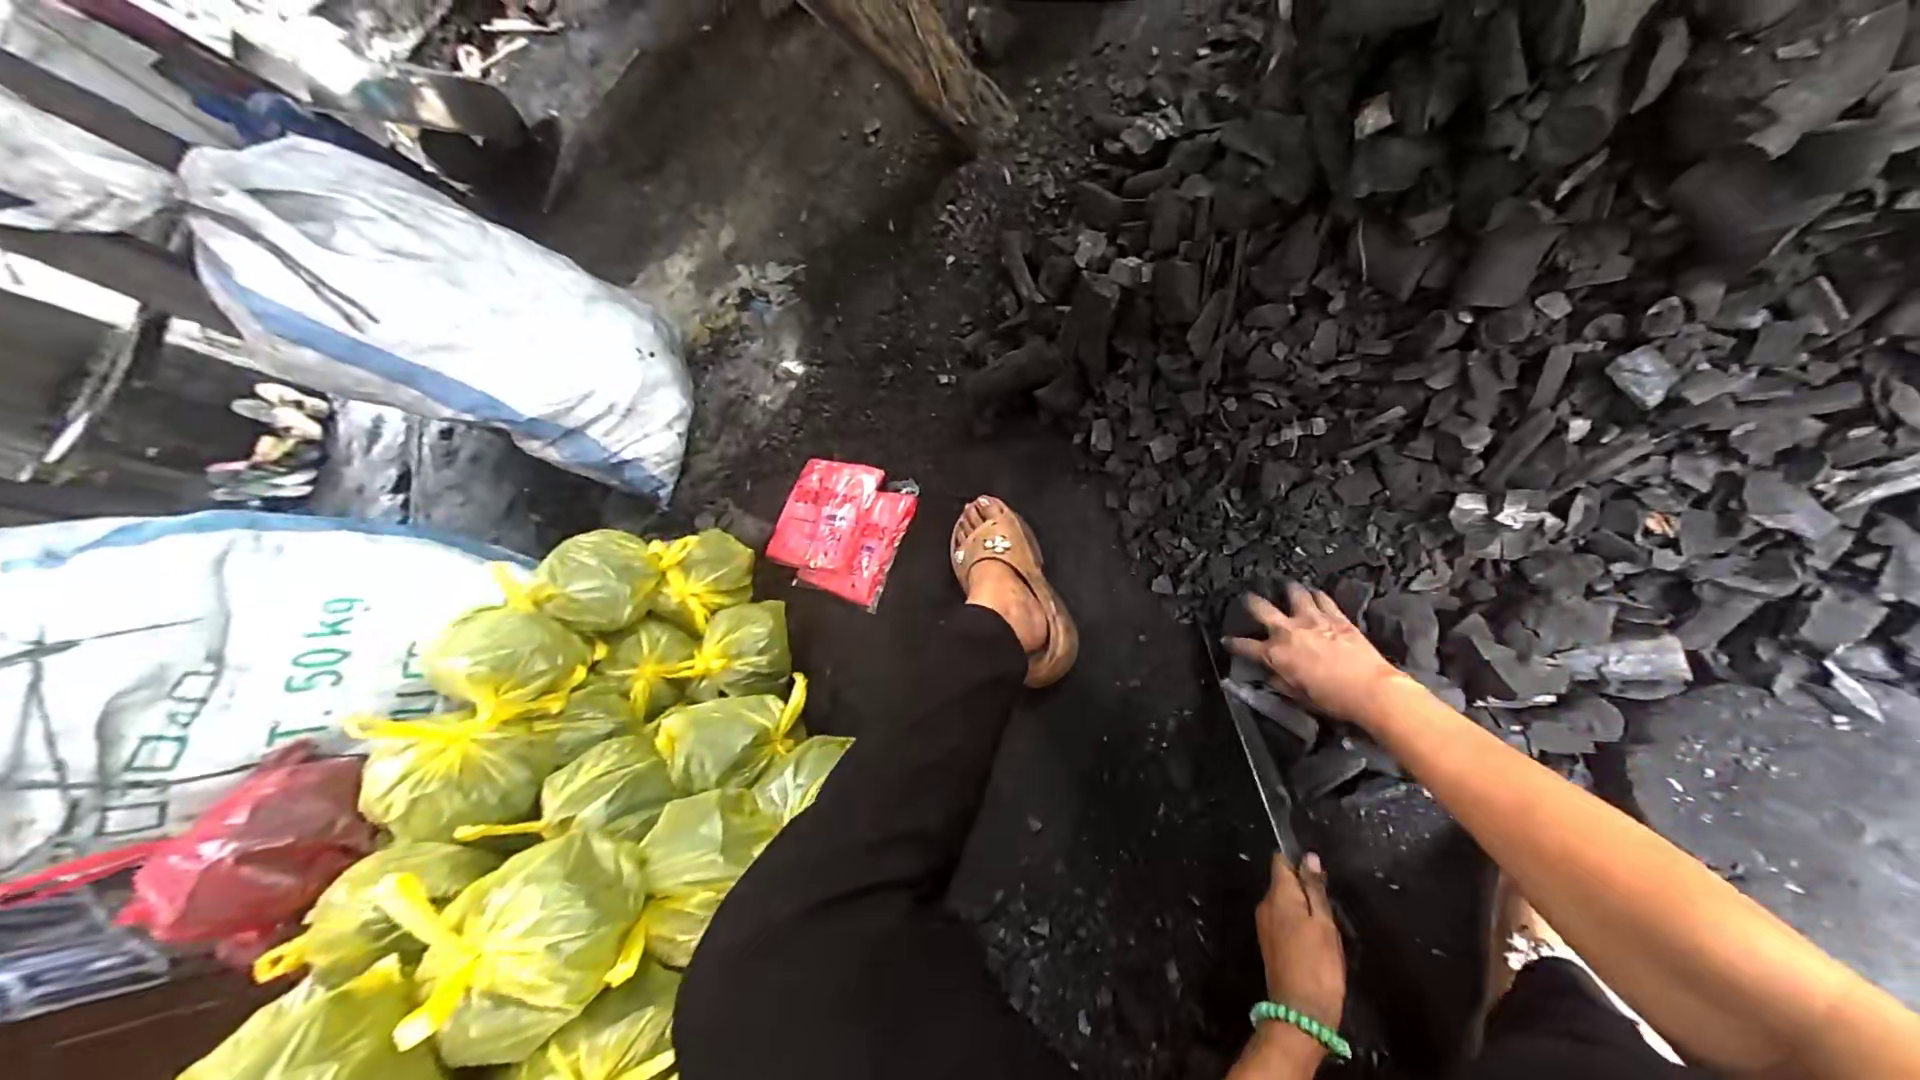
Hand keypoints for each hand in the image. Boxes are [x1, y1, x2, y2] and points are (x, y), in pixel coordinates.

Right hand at [1226, 584, 1407, 726]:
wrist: (1371, 690)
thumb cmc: (1333, 699)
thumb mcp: (1297, 696)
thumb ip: (1279, 681)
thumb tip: (1272, 675)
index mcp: (1275, 654)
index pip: (1244, 646)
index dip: (1232, 643)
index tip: (1227, 641)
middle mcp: (1288, 632)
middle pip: (1261, 608)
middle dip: (1250, 602)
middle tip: (1248, 598)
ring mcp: (1312, 620)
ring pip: (1294, 593)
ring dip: (1288, 590)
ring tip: (1286, 587)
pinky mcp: (1336, 617)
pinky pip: (1323, 598)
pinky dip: (1316, 595)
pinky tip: (1315, 594)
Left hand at [1257, 852, 1345, 1036]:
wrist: (1300, 1010)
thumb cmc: (1318, 963)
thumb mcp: (1323, 923)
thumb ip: (1314, 889)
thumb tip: (1308, 856)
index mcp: (1276, 894)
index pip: (1280, 861)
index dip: (1298, 861)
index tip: (1319, 873)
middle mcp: (1264, 904)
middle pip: (1283, 883)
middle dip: (1304, 888)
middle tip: (1330, 908)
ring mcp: (1264, 924)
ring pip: (1284, 903)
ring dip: (1304, 908)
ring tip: (1327, 929)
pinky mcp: (1269, 942)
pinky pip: (1283, 921)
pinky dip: (1298, 924)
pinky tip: (1316, 942)